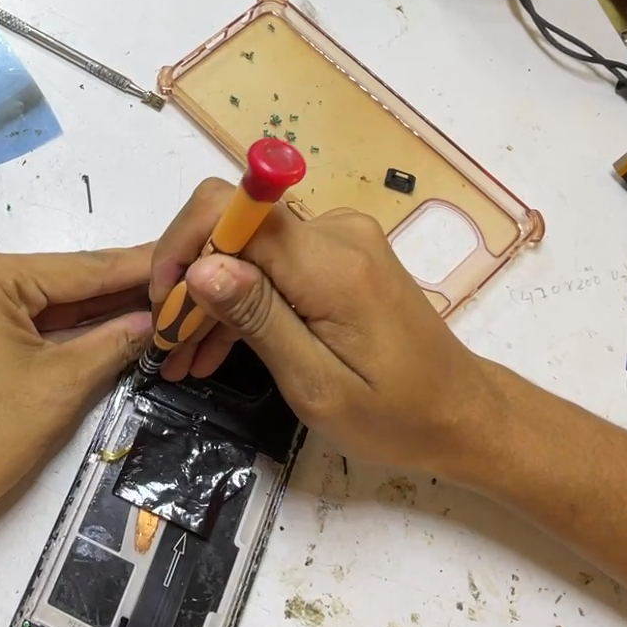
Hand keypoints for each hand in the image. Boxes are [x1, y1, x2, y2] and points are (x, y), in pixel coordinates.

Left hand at [0, 246, 154, 541]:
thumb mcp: (62, 385)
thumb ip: (115, 341)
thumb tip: (158, 319)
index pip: (81, 269)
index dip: (138, 269)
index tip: (185, 260)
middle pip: (62, 282)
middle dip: (119, 291)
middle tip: (180, 285)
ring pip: (43, 302)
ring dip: (94, 311)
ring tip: (156, 303)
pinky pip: (21, 319)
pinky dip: (61, 328)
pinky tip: (108, 323)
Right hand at [151, 180, 504, 481]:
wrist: (460, 413)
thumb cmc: (394, 414)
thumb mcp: (316, 383)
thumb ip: (259, 319)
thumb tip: (201, 267)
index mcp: (331, 264)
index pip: (233, 211)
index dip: (184, 246)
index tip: (165, 304)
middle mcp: (334, 233)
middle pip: (233, 228)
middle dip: (189, 282)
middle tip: (167, 347)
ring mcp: (336, 240)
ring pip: (245, 249)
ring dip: (209, 299)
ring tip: (182, 359)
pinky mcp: (334, 256)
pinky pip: (268, 265)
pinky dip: (239, 301)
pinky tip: (214, 347)